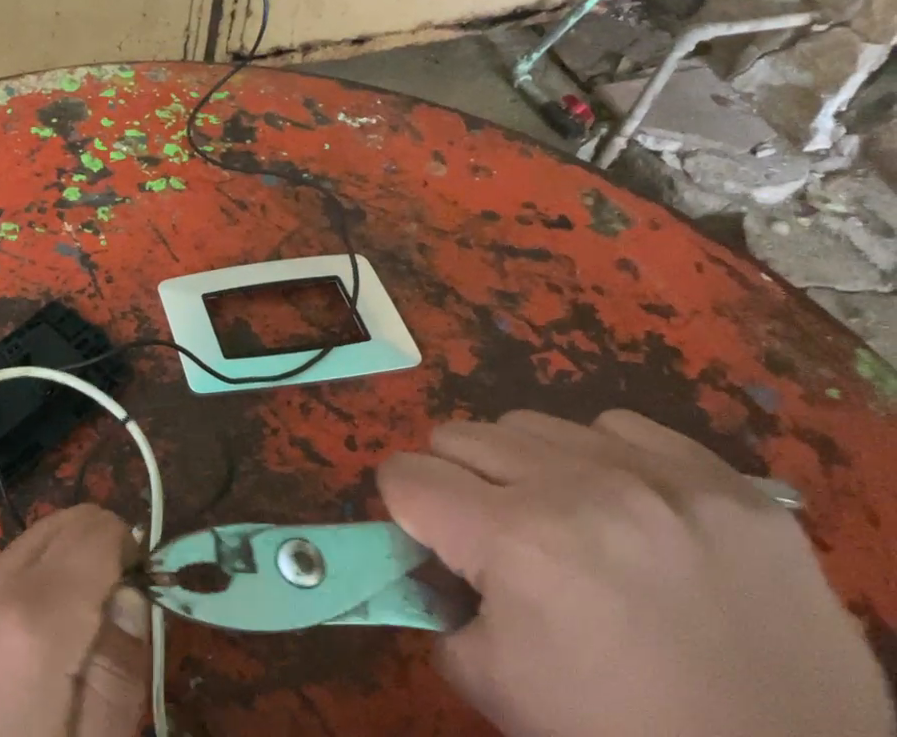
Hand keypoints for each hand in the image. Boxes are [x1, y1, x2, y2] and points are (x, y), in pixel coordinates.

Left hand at [0, 504, 149, 736]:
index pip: (99, 531)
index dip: (135, 558)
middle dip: (107, 554)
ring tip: (87, 633)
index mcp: (34, 615)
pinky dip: (50, 573)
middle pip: (71, 521)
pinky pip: (21, 557)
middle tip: (120, 623)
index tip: (144, 607)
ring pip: (46, 534)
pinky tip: (52, 632)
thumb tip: (133, 595)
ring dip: (78, 564)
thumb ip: (119, 665)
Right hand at [380, 409, 893, 736]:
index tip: (432, 541)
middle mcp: (578, 488)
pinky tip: (625, 509)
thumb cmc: (617, 728)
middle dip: (456, 483)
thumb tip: (422, 561)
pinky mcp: (727, 483)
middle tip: (491, 537)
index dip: (405, 509)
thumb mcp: (488, 680)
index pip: (404, 475)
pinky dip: (601, 458)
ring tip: (562, 521)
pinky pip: (620, 428)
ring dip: (524, 466)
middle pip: (458, 436)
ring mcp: (660, 479)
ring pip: (531, 424)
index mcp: (513, 538)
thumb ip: (433, 604)